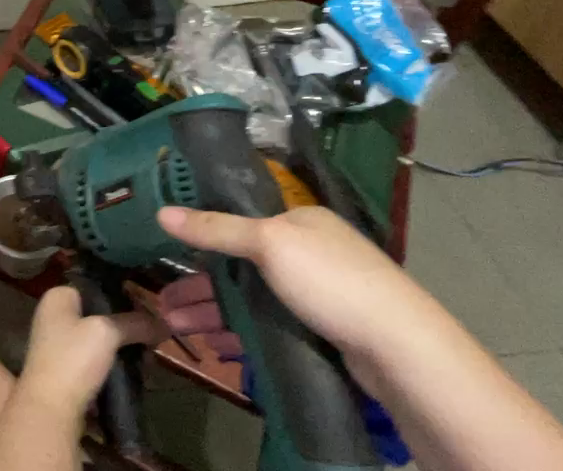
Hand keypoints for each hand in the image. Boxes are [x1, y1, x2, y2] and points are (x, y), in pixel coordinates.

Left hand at [15, 285, 159, 414]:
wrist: (50, 408)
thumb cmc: (73, 359)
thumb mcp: (107, 333)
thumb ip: (135, 323)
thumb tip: (164, 324)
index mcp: (57, 297)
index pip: (96, 287)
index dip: (124, 299)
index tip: (149, 314)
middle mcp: (53, 315)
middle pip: (99, 315)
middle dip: (127, 329)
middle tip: (151, 342)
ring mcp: (57, 343)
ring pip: (99, 340)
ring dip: (122, 350)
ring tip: (146, 360)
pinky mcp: (64, 369)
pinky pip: (94, 360)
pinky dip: (112, 366)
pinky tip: (132, 374)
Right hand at [156, 205, 435, 358]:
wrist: (401, 351)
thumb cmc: (331, 282)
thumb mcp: (268, 244)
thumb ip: (215, 229)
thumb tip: (161, 211)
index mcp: (301, 221)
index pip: (242, 220)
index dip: (204, 235)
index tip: (171, 252)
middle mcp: (308, 253)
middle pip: (240, 264)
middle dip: (200, 284)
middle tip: (164, 302)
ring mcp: (316, 295)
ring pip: (251, 299)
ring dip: (211, 311)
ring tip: (173, 325)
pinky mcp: (321, 332)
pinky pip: (269, 326)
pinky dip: (239, 332)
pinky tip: (212, 345)